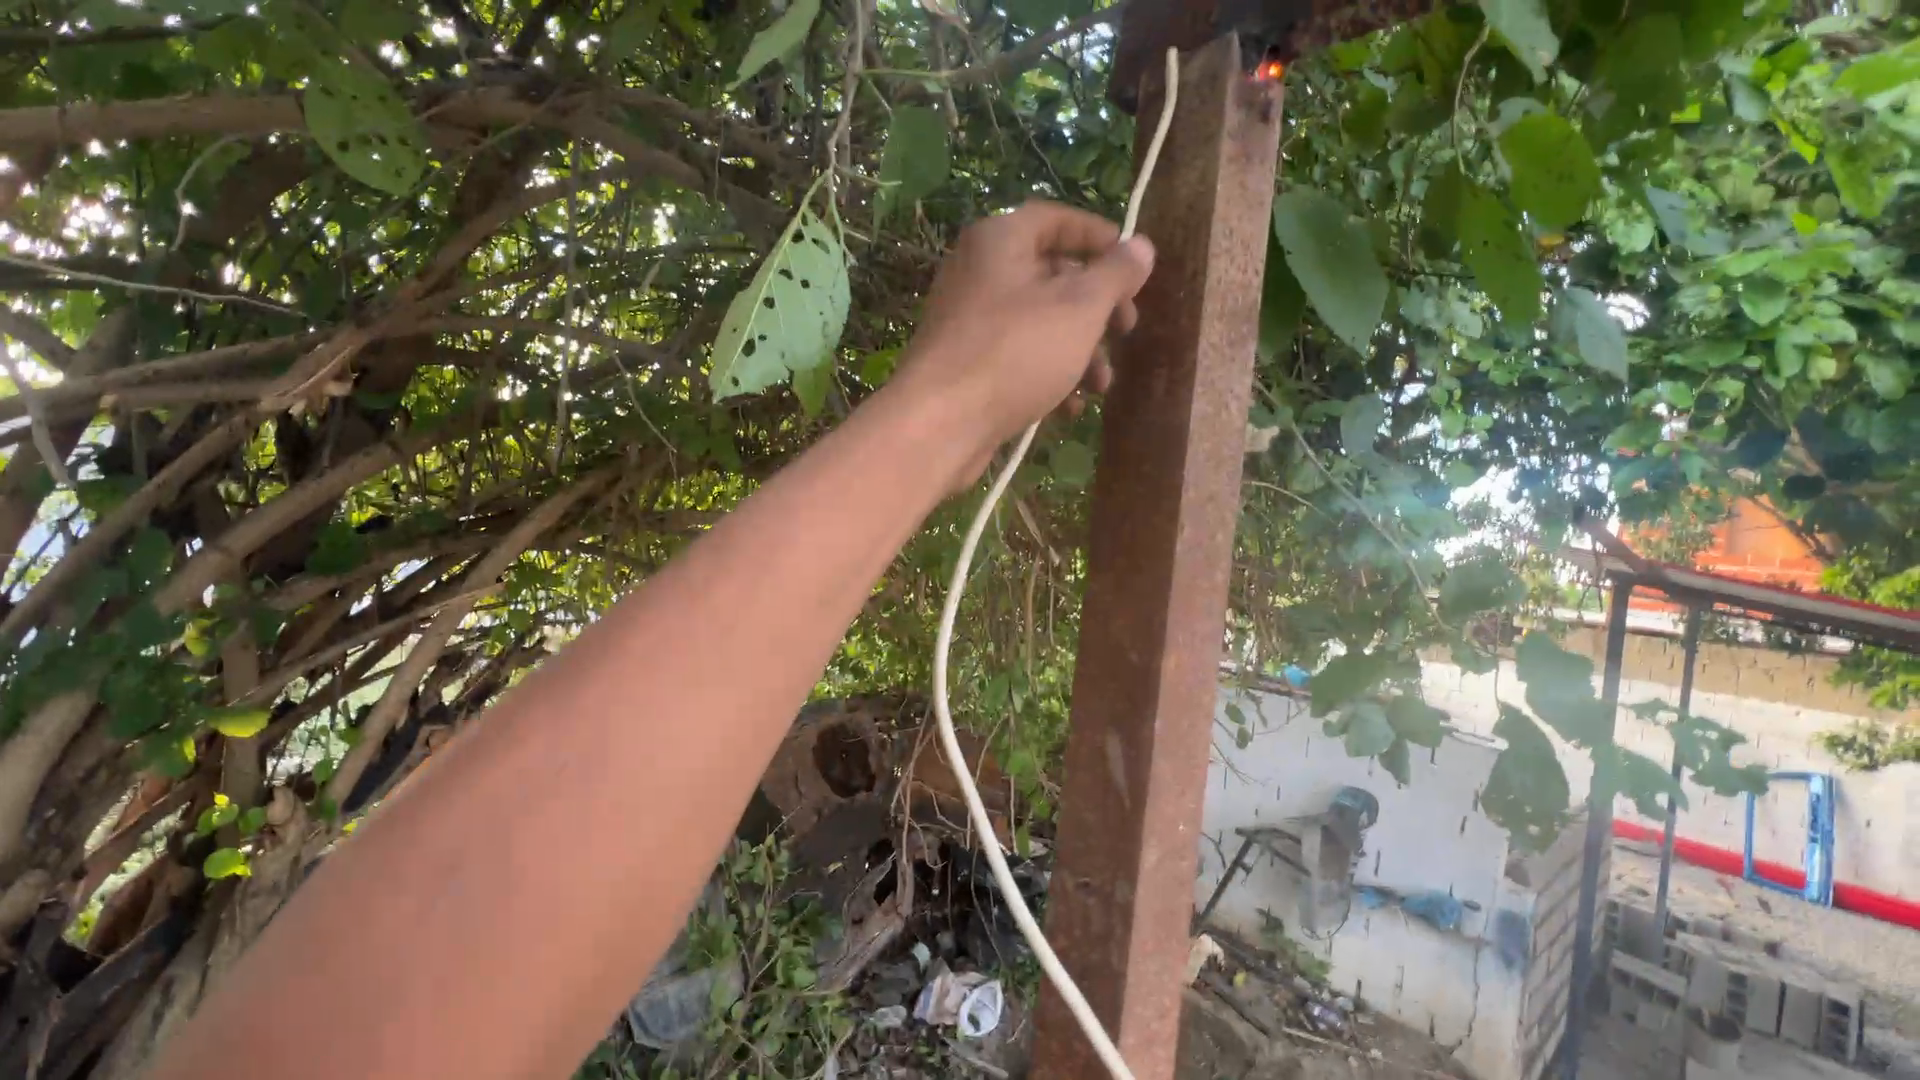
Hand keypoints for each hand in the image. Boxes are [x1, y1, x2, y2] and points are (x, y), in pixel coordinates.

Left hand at [885, 201, 1154, 484]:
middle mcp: (979, 272)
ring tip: (1102, 384)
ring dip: (1080, 351)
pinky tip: (1070, 408)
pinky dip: (1048, 376)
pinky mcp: (967, 365)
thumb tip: (1141, 246)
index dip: (1100, 238)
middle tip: (1126, 330)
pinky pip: (1018, 358)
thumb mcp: (1080, 308)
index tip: (1135, 266)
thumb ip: (1115, 274)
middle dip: (1097, 307)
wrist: (940, 424)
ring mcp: (970, 321)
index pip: (1056, 219)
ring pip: (1039, 323)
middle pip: (1052, 275)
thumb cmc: (1015, 352)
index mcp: (999, 240)